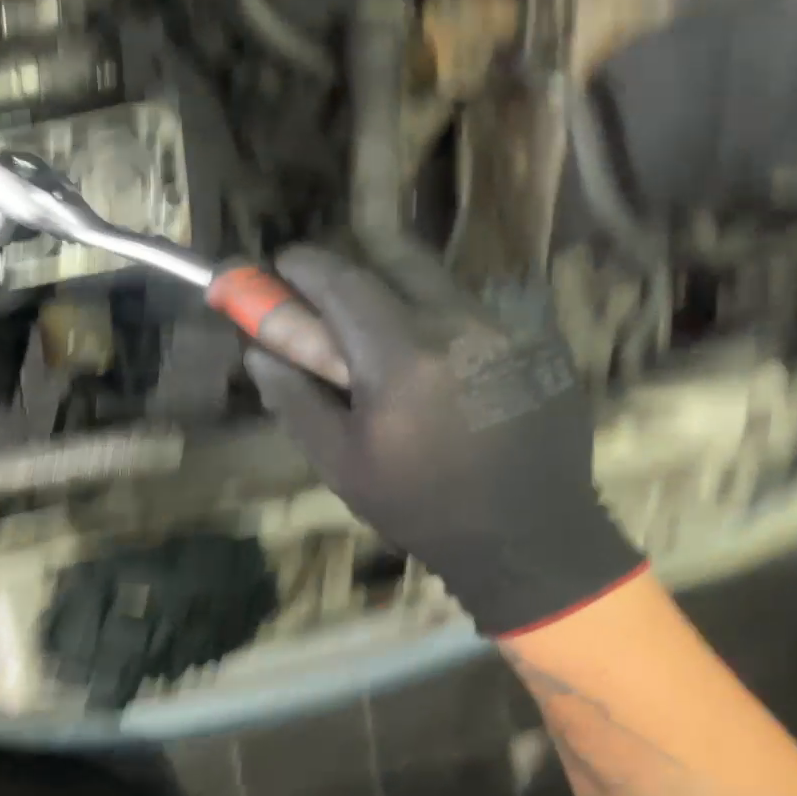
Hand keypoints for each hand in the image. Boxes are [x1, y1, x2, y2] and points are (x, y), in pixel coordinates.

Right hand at [244, 246, 643, 634]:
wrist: (527, 533)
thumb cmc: (415, 502)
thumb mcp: (337, 460)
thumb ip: (294, 399)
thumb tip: (256, 352)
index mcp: (402, 359)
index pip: (346, 284)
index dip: (308, 265)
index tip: (280, 261)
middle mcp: (461, 327)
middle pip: (399, 263)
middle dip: (352, 264)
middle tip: (321, 286)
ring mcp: (510, 330)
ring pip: (440, 283)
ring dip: (396, 288)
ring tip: (371, 323)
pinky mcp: (540, 342)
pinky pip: (475, 308)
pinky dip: (435, 315)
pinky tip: (425, 358)